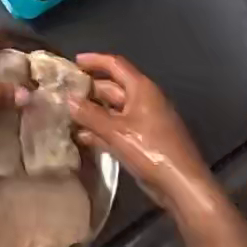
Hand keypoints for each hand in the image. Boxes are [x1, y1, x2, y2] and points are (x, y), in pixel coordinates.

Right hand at [70, 53, 224, 218]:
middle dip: (89, 89)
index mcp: (142, 89)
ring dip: (92, 111)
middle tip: (64, 92)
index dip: (95, 60)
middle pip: (113, 87)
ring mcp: (144, 121)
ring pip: (113, 110)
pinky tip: (81, 137)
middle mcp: (143, 100)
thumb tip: (68, 99)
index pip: (116, 65)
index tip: (74, 62)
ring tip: (67, 114)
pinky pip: (117, 128)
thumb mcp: (116, 132)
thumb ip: (90, 115)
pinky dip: (101, 130)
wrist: (182, 185)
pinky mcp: (143, 141)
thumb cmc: (151, 151)